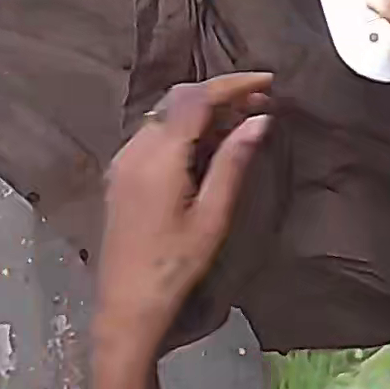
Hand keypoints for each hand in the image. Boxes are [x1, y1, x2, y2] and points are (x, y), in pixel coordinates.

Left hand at [93, 72, 272, 361]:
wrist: (126, 306)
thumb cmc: (175, 265)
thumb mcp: (213, 215)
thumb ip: (234, 161)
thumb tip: (259, 120)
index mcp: (158, 157)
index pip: (196, 99)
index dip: (233, 84)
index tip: (267, 82)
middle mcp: (135, 149)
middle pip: (179, 100)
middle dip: (221, 94)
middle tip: (260, 104)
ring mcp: (124, 161)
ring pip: (166, 115)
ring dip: (204, 111)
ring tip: (242, 122)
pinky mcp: (122, 174)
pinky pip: (156, 134)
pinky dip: (186, 128)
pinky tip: (209, 146)